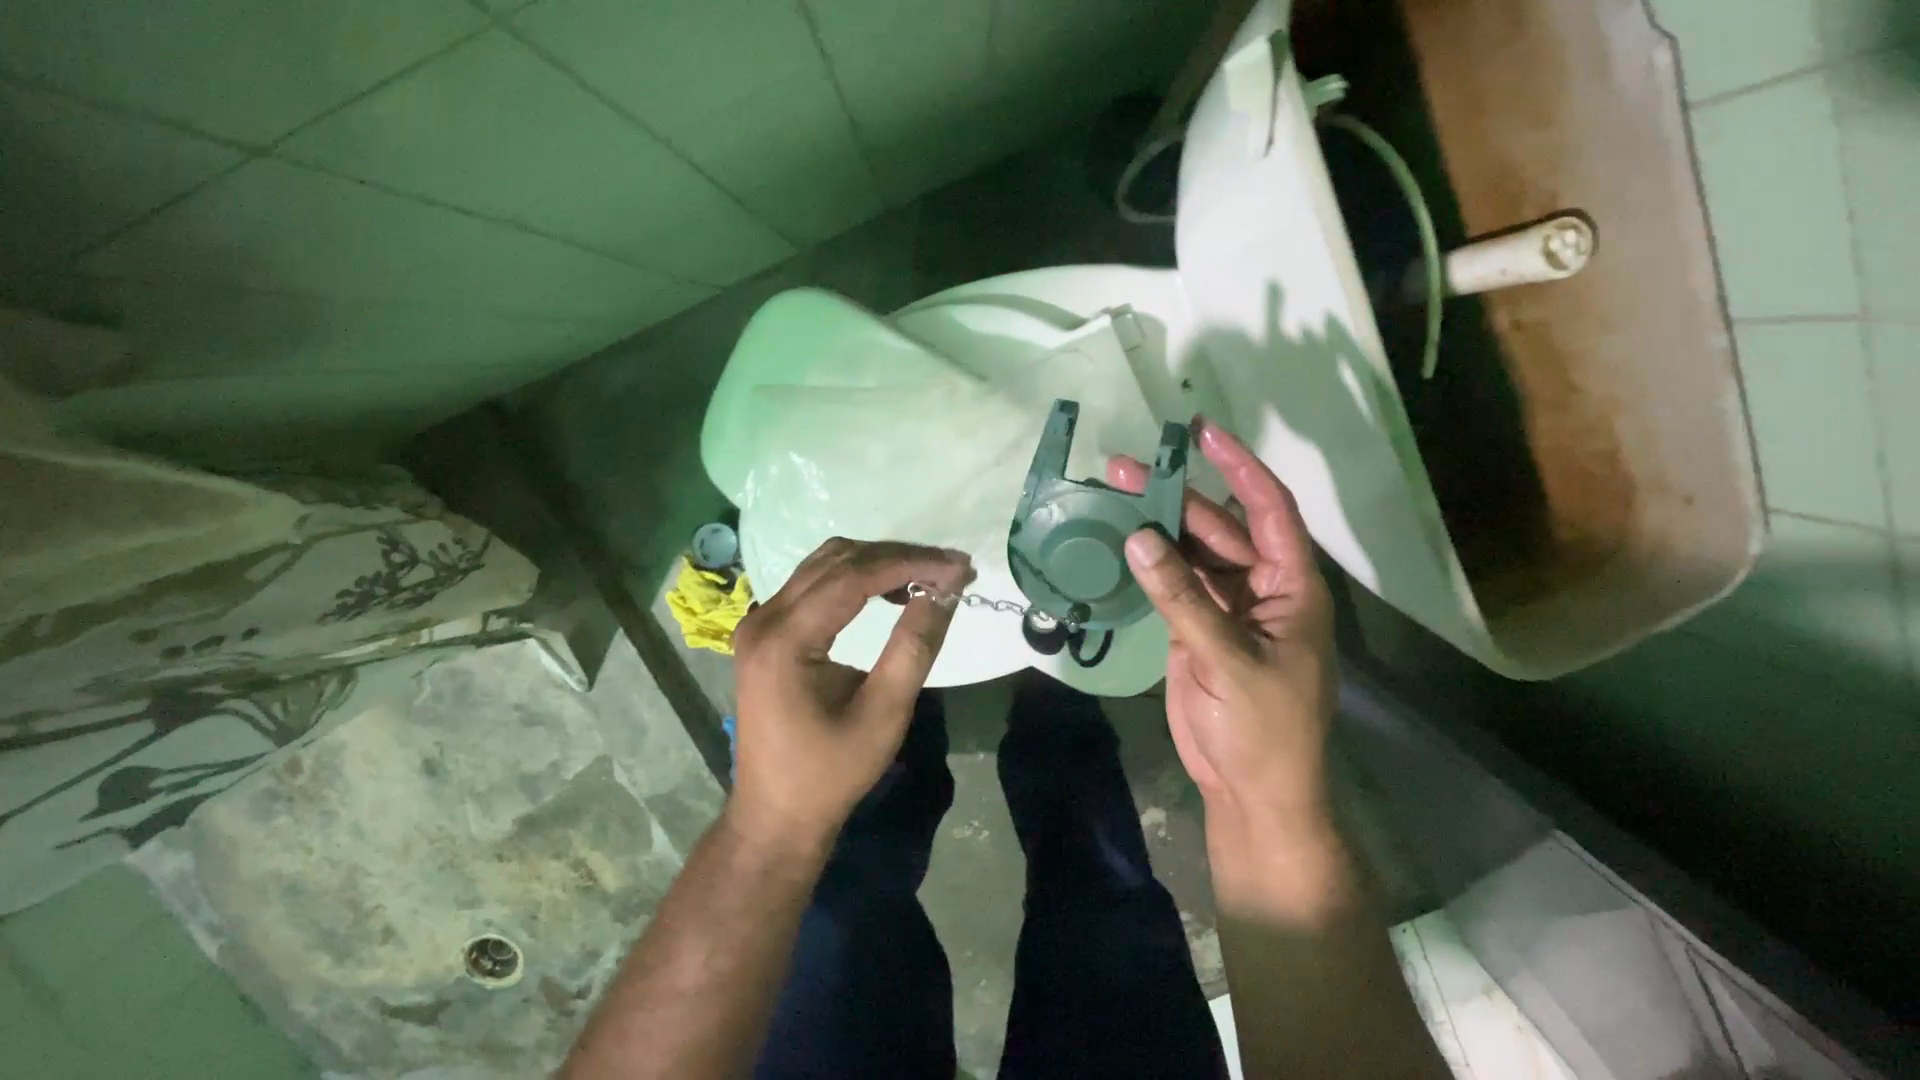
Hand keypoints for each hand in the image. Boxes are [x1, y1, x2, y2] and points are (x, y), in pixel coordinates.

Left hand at [728, 538, 972, 852]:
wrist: (776, 813)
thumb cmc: (831, 772)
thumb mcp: (884, 714)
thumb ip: (914, 647)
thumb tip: (945, 592)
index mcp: (784, 640)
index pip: (853, 576)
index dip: (911, 563)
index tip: (959, 567)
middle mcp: (763, 619)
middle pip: (837, 560)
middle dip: (898, 557)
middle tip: (950, 570)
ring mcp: (759, 623)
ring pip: (824, 565)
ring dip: (877, 563)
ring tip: (928, 577)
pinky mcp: (765, 633)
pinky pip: (813, 585)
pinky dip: (855, 579)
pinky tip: (890, 593)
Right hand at [1107, 418, 1337, 842]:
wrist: (1252, 789)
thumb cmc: (1265, 726)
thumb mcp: (1229, 658)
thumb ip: (1183, 597)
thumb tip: (1138, 537)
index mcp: (1291, 585)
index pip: (1269, 510)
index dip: (1239, 467)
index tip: (1202, 432)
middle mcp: (1259, 587)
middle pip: (1216, 527)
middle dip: (1173, 497)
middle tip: (1120, 469)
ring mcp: (1224, 609)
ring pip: (1188, 554)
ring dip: (1153, 528)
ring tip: (1108, 497)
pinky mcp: (1194, 631)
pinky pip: (1169, 585)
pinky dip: (1144, 566)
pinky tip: (1114, 543)